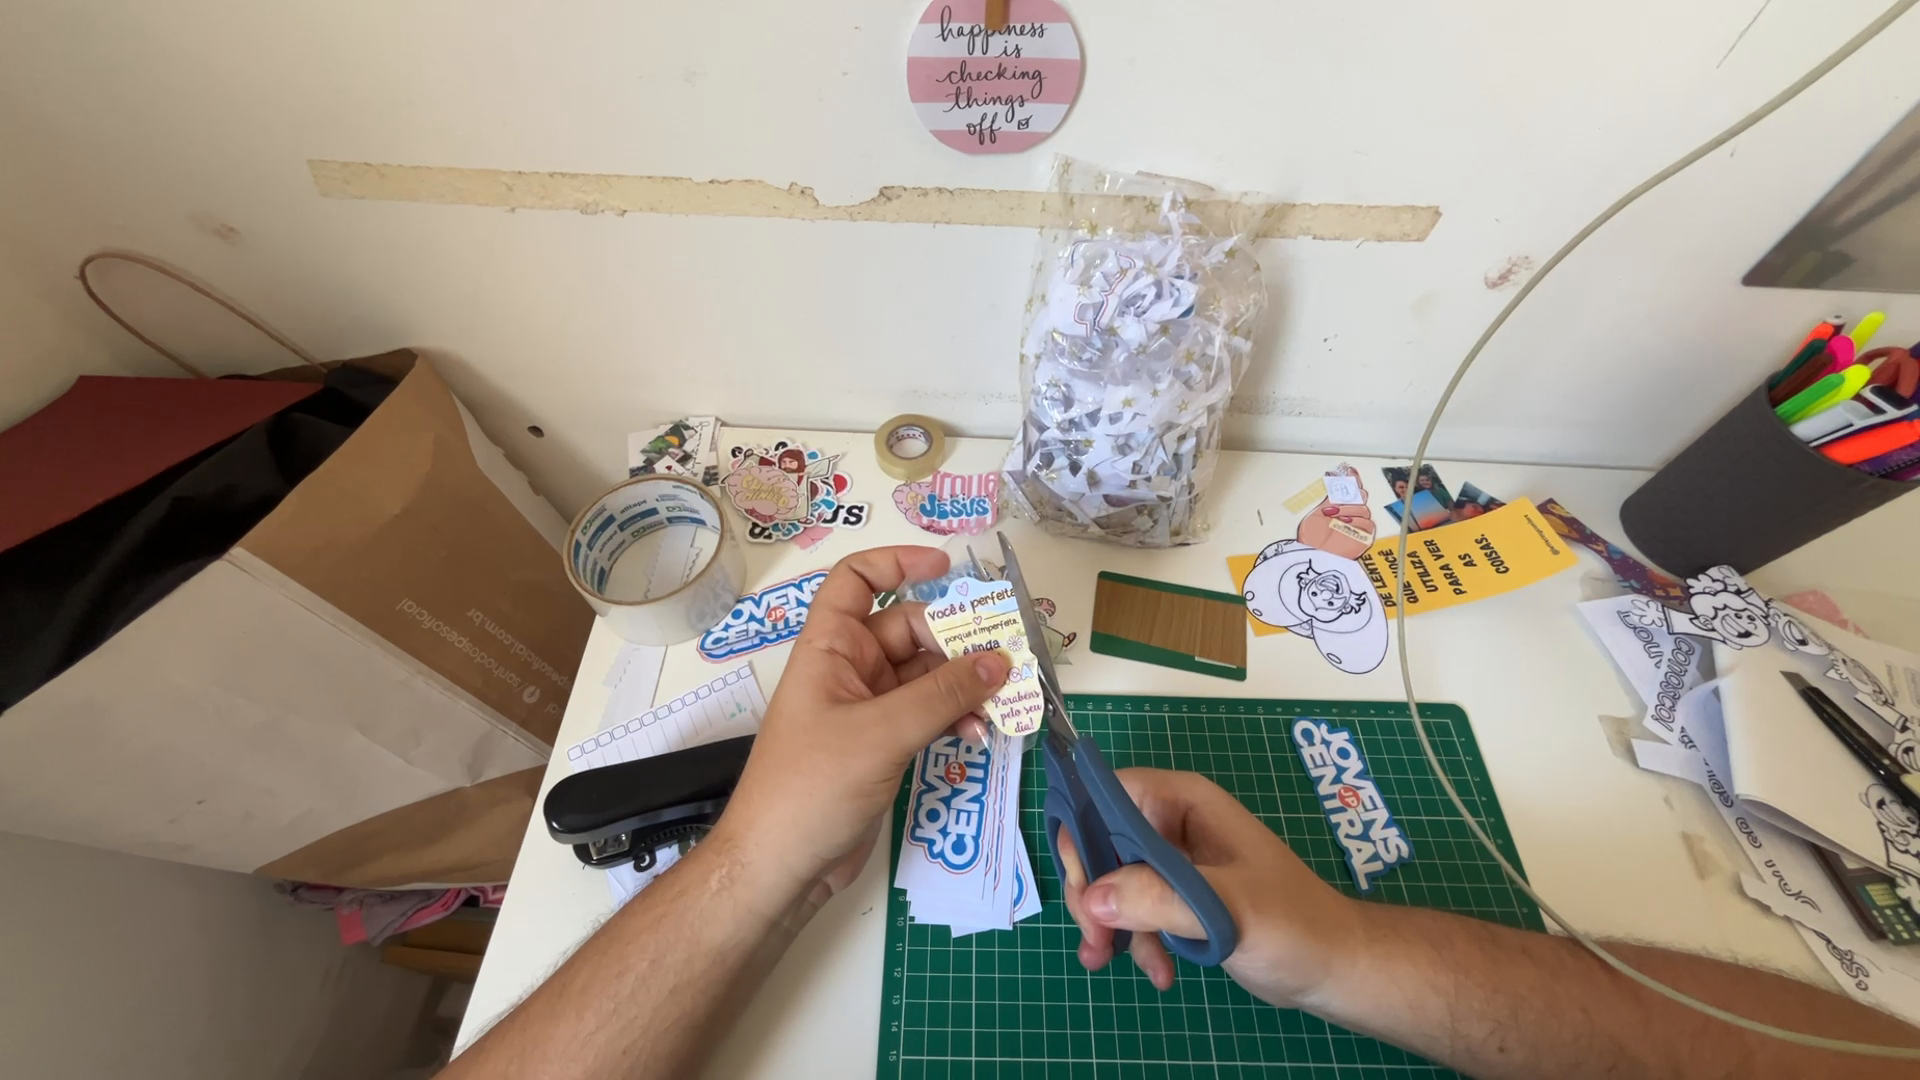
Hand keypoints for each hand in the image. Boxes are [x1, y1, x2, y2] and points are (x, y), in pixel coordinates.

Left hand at [715, 547, 1010, 900]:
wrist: (782, 867)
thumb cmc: (813, 786)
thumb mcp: (881, 733)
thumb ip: (943, 694)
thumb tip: (999, 659)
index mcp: (830, 647)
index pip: (856, 581)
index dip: (896, 563)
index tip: (946, 568)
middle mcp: (850, 668)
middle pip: (909, 630)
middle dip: (955, 640)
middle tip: (1001, 656)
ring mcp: (869, 707)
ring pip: (926, 674)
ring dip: (963, 684)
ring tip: (999, 701)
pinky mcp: (885, 742)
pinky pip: (928, 712)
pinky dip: (955, 716)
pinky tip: (978, 732)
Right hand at [1057, 767, 1363, 1008]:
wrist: (1335, 970)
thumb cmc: (1294, 925)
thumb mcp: (1227, 910)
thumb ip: (1160, 898)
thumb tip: (1092, 898)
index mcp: (1183, 801)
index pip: (1109, 794)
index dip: (1084, 831)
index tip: (1083, 888)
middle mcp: (1170, 821)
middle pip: (1100, 838)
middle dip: (1091, 890)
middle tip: (1094, 939)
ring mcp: (1172, 858)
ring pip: (1110, 876)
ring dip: (1107, 921)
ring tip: (1112, 962)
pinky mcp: (1175, 893)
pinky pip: (1130, 904)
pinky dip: (1129, 937)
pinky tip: (1154, 971)